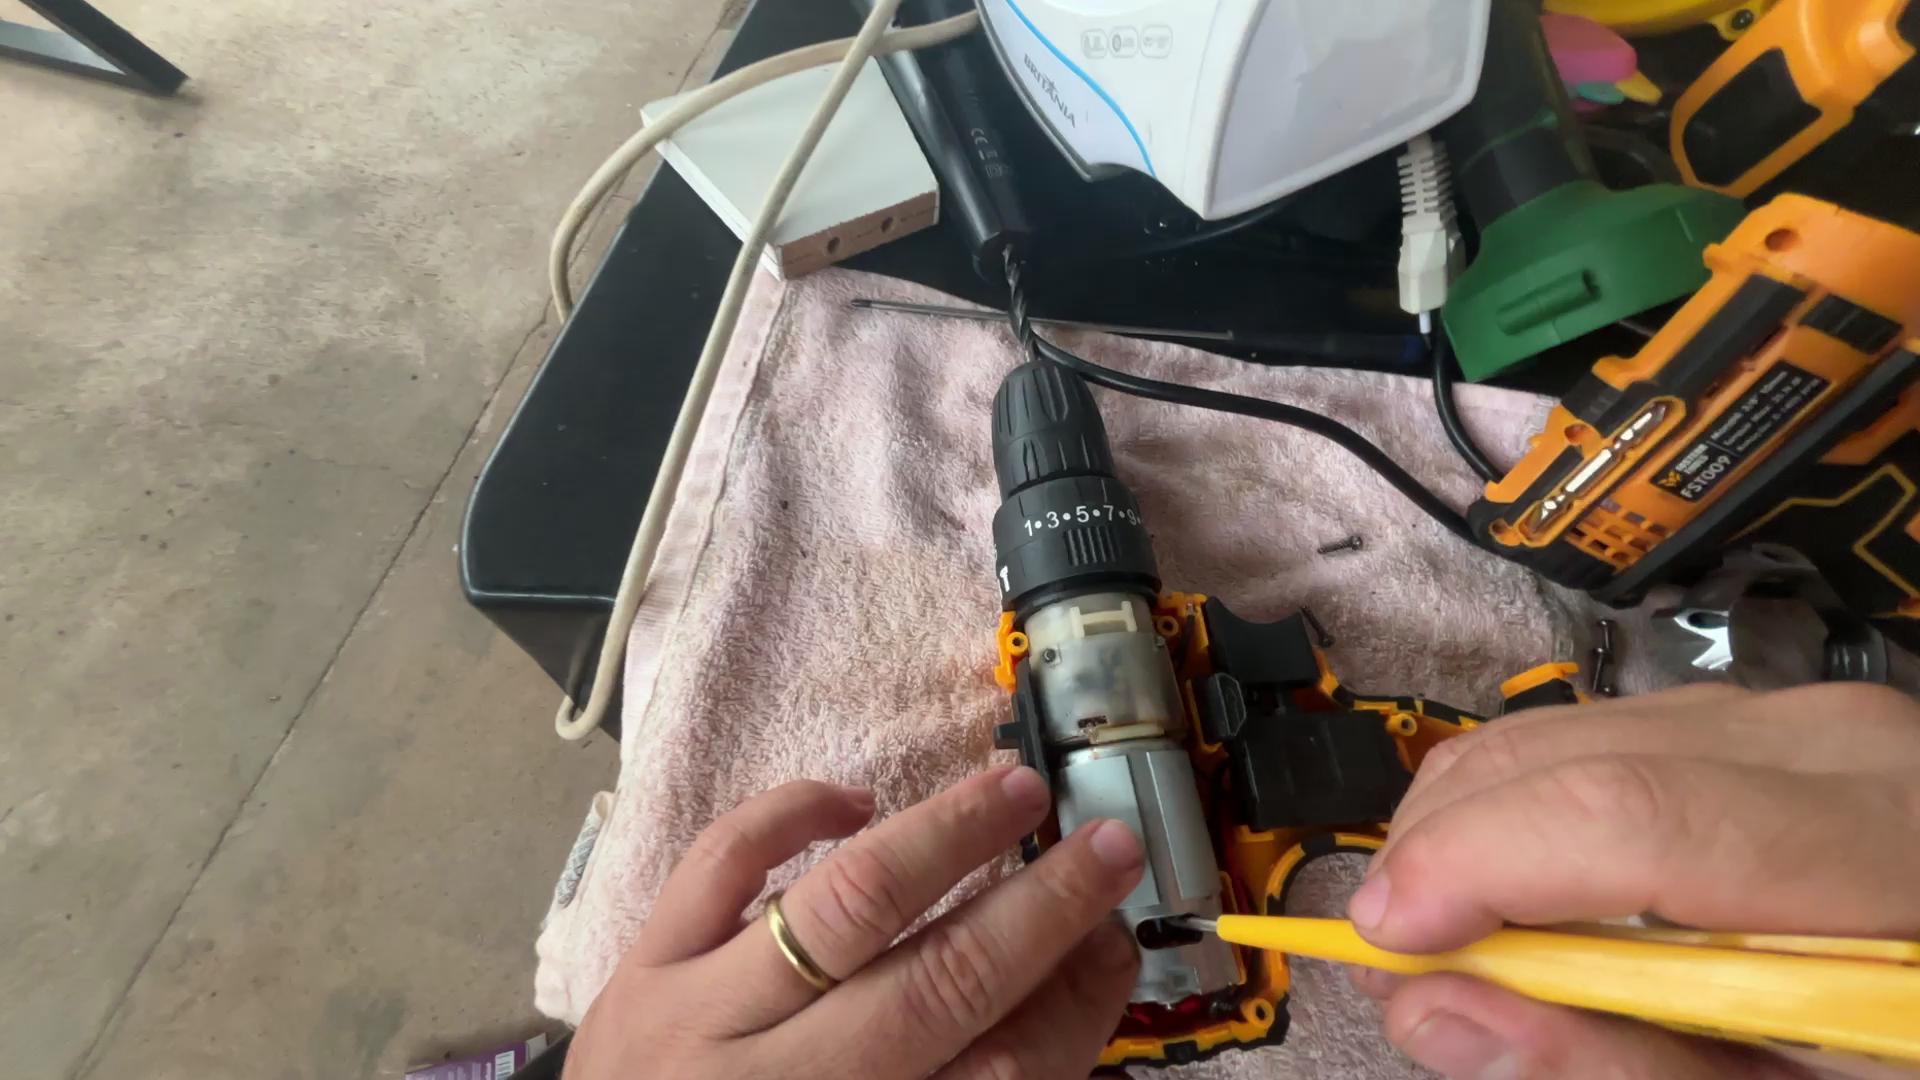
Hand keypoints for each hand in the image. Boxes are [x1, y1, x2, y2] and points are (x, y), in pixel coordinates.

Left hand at [565, 766, 1145, 1079]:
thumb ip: (981, 1076)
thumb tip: (1074, 971)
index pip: (997, 1077)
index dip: (1072, 1004)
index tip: (1117, 937)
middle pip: (935, 985)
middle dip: (1037, 907)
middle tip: (1106, 843)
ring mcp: (696, 1020)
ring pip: (845, 904)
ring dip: (943, 836)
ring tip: (1014, 787)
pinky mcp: (642, 965)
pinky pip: (721, 862)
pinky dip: (791, 811)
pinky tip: (854, 799)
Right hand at [1346, 683, 1919, 1079]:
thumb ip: (1622, 1066)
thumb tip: (1427, 1012)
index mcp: (1899, 854)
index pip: (1629, 817)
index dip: (1479, 864)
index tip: (1388, 939)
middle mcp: (1827, 742)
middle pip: (1557, 763)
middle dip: (1438, 852)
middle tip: (1388, 949)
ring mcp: (1768, 712)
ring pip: (1536, 738)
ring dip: (1449, 824)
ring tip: (1431, 917)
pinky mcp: (1717, 714)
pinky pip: (1556, 736)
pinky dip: (1492, 800)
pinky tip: (1491, 871)